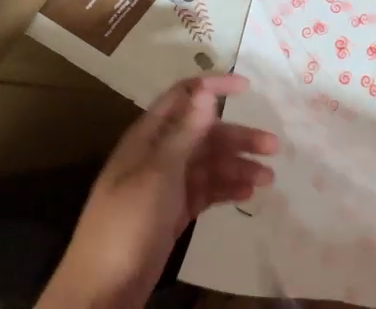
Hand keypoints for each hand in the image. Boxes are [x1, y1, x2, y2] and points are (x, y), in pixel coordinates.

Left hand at [39, 74, 277, 308]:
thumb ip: (185, 131)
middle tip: (273, 146)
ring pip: (211, 163)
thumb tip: (206, 90)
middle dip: (239, 137)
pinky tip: (249, 194)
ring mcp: (167, 185)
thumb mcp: (158, 173)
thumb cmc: (127, 223)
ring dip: (240, 166)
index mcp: (148, 139)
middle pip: (206, 133)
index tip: (248, 87)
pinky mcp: (175, 211)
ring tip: (268, 179)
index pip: (182, 98)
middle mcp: (159, 156)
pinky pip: (208, 189)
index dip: (213, 87)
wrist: (102, 290)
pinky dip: (229, 188)